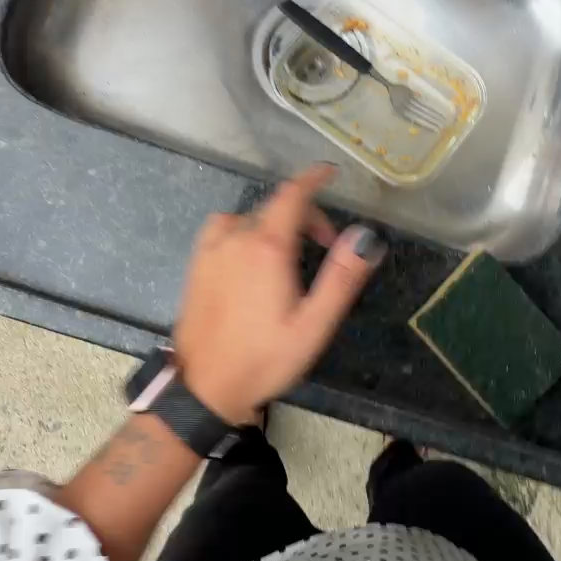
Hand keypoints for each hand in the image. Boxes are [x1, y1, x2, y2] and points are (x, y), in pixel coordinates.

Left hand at [172, 164, 385, 424]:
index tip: (330, 172)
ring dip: (274, 222)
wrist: (205, 388)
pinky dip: (244, 229)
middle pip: (274, 207)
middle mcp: (236, 239)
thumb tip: (363, 236)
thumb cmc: (264, 359)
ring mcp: (211, 250)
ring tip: (290, 251)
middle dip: (304, 215)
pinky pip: (224, 228)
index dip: (312, 178)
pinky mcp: (197, 265)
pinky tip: (250, 254)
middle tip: (324, 245)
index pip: (292, 195)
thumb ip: (340, 278)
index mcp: (267, 248)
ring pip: (249, 217)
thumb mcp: (313, 325)